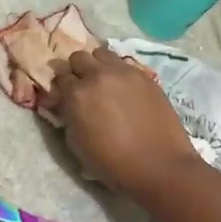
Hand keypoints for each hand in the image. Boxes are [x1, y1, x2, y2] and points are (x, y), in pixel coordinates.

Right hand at [42, 47, 200, 197]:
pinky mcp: (145, 77)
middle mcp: (98, 75)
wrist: (160, 167)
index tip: (64, 96)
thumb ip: (67, 115)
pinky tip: (124, 90)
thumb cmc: (112, 162)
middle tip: (83, 87)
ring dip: (98, 65)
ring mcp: (124, 73)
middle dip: (77, 70)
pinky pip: (125, 65)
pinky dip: (119, 72)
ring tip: (104, 82)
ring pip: (101, 54)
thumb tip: (66, 104)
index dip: (60, 87)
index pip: (60, 76)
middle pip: (78, 57)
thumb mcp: (76, 142)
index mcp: (77, 93)